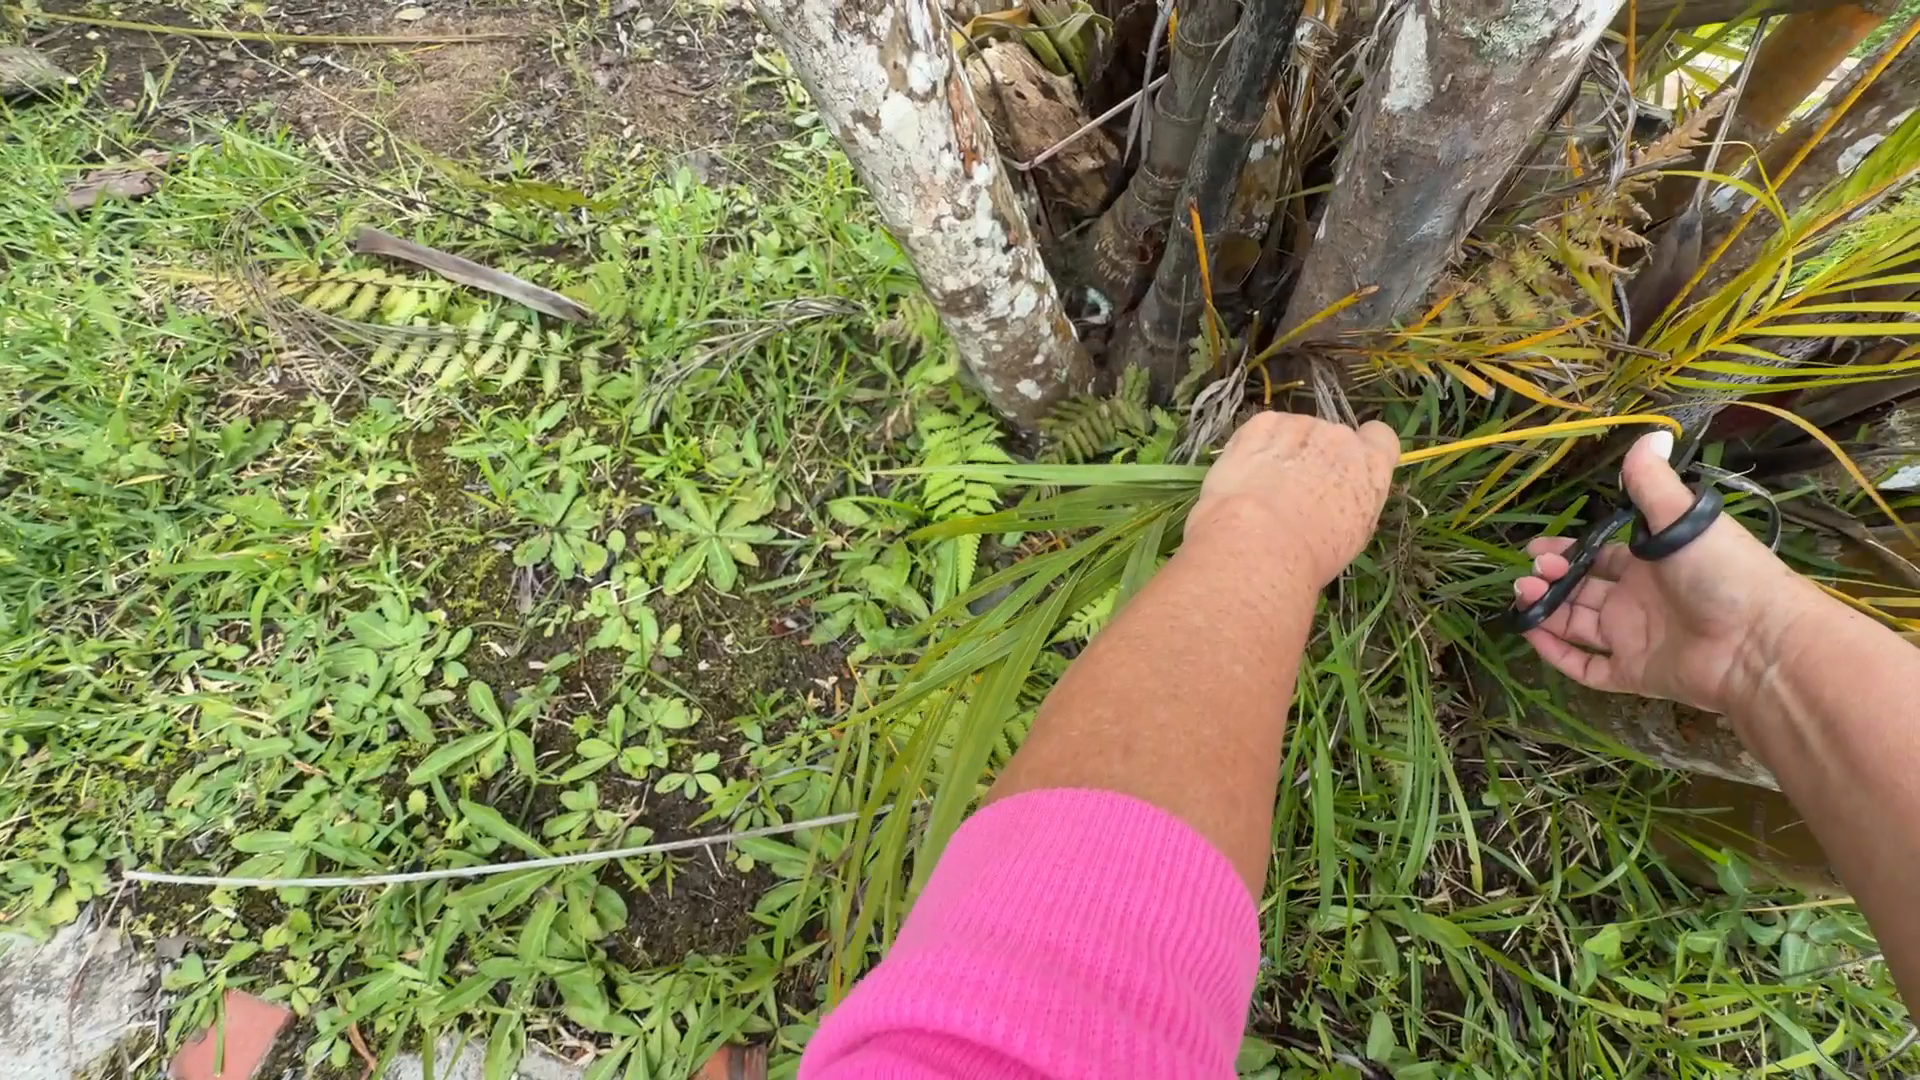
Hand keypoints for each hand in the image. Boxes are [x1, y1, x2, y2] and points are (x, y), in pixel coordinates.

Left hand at [1187, 411, 1399, 588]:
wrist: (1259, 541)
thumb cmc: (1309, 553)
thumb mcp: (1350, 534)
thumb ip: (1351, 500)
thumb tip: (1336, 500)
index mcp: (1372, 466)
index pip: (1379, 439)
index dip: (1359, 450)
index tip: (1340, 468)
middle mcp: (1341, 438)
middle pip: (1329, 437)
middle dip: (1311, 455)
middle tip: (1287, 488)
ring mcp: (1301, 426)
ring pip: (1291, 431)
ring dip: (1279, 450)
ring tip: (1259, 486)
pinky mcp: (1262, 424)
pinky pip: (1260, 430)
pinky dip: (1251, 446)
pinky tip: (1242, 474)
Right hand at [1515, 430, 1824, 714]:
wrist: (1763, 644)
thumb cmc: (1725, 575)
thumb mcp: (1683, 522)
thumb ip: (1654, 484)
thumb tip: (1650, 433)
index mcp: (1651, 569)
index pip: (1597, 560)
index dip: (1566, 554)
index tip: (1536, 549)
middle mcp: (1638, 603)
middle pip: (1579, 591)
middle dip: (1548, 579)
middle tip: (1531, 572)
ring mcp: (1633, 640)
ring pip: (1573, 626)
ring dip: (1544, 609)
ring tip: (1524, 593)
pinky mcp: (1632, 674)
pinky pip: (1585, 667)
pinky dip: (1555, 654)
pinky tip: (1532, 633)